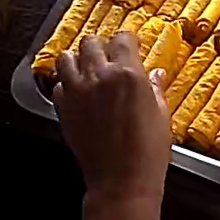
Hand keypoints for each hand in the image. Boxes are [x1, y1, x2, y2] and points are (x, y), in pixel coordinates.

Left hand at [52, 33, 169, 201]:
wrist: (120, 181)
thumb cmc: (147, 152)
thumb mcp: (161, 116)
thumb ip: (154, 90)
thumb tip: (154, 76)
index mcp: (128, 74)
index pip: (122, 38)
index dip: (127, 41)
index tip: (130, 46)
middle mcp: (99, 76)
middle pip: (91, 42)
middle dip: (101, 47)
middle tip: (108, 58)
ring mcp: (77, 92)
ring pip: (66, 57)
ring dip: (78, 60)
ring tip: (87, 70)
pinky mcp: (63, 109)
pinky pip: (58, 84)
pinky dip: (66, 84)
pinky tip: (77, 93)